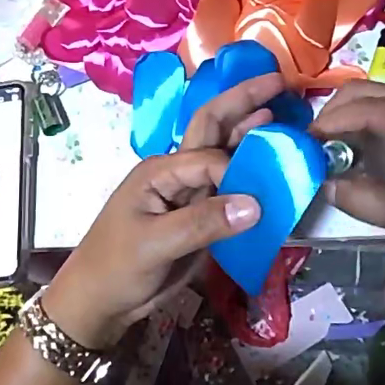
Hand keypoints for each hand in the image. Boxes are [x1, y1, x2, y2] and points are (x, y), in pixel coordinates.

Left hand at [44, 74, 281, 347]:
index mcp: (159, 169)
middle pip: (213, 126)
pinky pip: (231, 184)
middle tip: (280, 81)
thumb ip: (204, 222)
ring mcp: (190, 190)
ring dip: (251, 128)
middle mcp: (177, 170)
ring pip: (225, 150)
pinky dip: (253, 169)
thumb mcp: (155, 244)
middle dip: (244, 100)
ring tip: (282, 110)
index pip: (209, 157)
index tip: (256, 200)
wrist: (101, 303)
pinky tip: (273, 162)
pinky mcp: (201, 212)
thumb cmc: (116, 267)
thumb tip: (256, 204)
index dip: (236, 171)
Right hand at [310, 82, 384, 267]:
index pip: (366, 106)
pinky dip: (371, 124)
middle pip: (371, 91)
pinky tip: (362, 150)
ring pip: (383, 99)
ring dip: (353, 116)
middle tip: (314, 144)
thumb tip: (326, 184)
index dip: (329, 122)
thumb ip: (366, 199)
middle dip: (336, 112)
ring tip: (332, 147)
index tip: (303, 143)